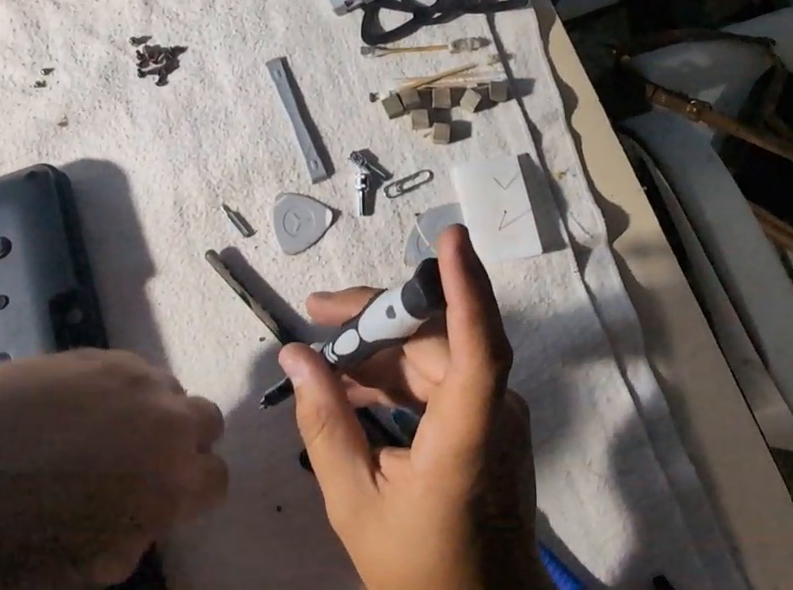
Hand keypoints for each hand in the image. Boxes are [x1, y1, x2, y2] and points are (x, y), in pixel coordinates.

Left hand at [0, 349, 228, 585]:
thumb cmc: (5, 544)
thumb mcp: (86, 567)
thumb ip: (135, 535)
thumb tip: (143, 516)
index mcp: (170, 483)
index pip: (217, 479)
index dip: (194, 493)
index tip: (168, 501)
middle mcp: (166, 420)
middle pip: (205, 422)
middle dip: (182, 444)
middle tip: (138, 466)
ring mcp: (133, 379)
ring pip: (169, 390)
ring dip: (150, 412)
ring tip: (99, 436)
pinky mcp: (96, 354)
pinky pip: (130, 372)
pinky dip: (116, 392)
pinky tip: (70, 414)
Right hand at [280, 226, 546, 589]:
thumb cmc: (420, 566)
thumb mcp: (355, 502)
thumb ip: (326, 424)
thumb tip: (297, 356)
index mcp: (468, 435)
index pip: (478, 345)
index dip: (466, 286)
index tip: (450, 236)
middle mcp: (493, 411)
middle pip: (436, 339)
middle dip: (375, 320)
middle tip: (316, 310)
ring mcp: (495, 414)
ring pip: (435, 355)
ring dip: (381, 349)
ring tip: (324, 353)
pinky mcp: (489, 421)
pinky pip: (442, 379)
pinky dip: (399, 375)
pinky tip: (354, 384)